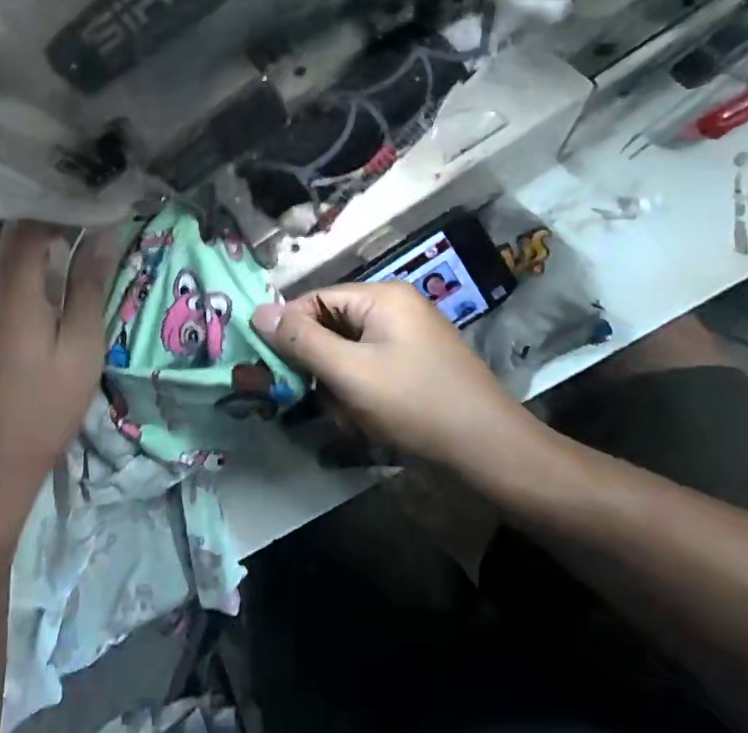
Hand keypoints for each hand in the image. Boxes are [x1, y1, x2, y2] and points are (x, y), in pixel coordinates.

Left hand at [0, 217, 121, 530]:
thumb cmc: (42, 412)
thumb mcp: (82, 351)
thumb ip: (90, 286)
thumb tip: (104, 232)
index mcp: (9, 285)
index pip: (28, 219)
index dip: (56, 206)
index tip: (83, 209)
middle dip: (22, 208)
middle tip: (56, 217)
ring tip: (27, 234)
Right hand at [251, 282, 535, 469]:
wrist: (490, 450)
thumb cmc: (415, 405)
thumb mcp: (349, 373)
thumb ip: (301, 341)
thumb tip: (258, 311)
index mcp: (383, 296)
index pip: (316, 299)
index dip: (289, 331)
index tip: (270, 367)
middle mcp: (397, 306)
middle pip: (333, 325)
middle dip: (319, 366)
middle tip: (318, 401)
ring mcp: (410, 335)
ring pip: (350, 352)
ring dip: (339, 386)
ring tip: (349, 418)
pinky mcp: (418, 363)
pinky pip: (372, 367)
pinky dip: (361, 393)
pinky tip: (366, 422)